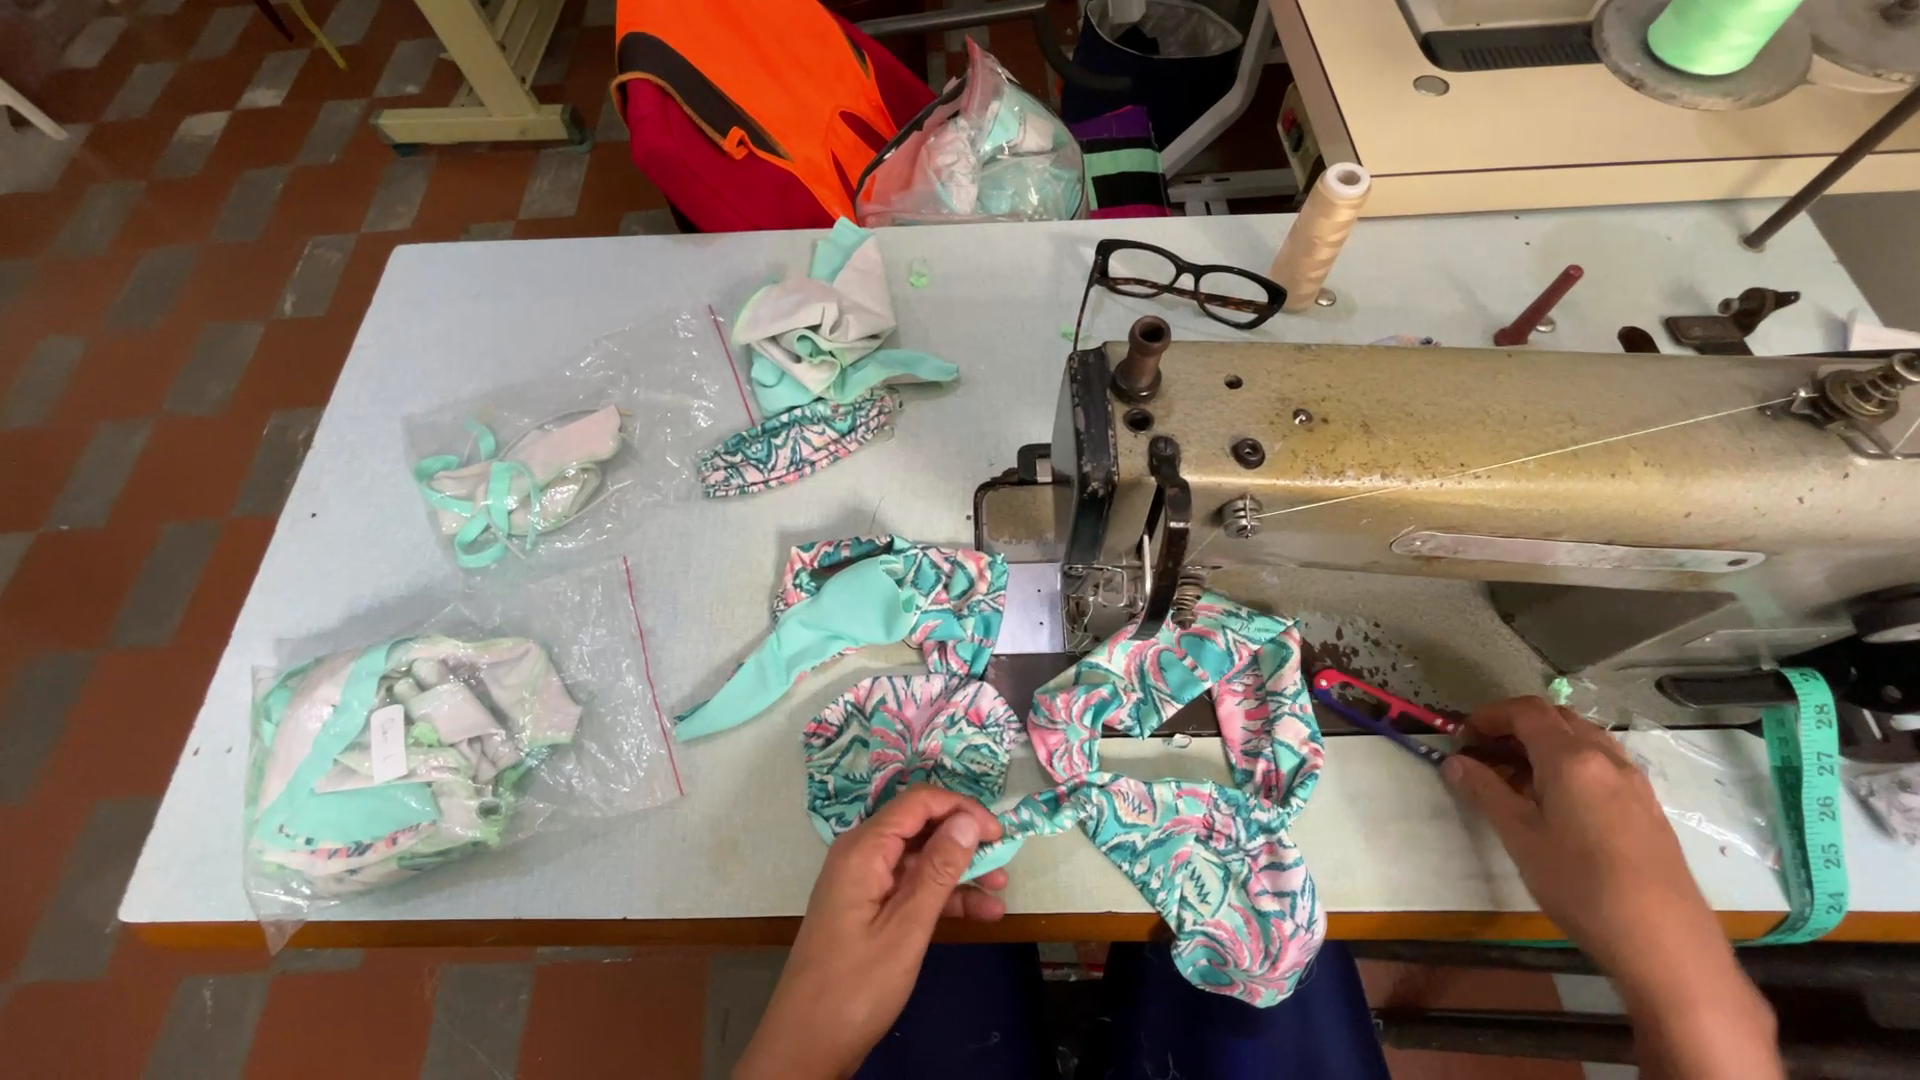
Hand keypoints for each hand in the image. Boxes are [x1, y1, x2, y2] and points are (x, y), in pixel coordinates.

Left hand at [735, 786, 1008, 1079]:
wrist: (806, 1045)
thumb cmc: (856, 986)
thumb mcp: (906, 927)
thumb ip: (938, 870)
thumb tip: (968, 820)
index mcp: (863, 849)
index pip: (918, 803)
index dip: (961, 808)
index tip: (998, 831)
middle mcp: (861, 855)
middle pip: (920, 827)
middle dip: (963, 839)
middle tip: (1004, 859)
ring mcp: (864, 882)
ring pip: (919, 859)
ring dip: (960, 871)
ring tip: (1001, 890)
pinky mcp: (868, 908)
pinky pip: (910, 887)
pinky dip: (943, 896)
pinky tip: (980, 913)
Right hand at [1441, 696, 1708, 969]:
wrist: (1664, 943)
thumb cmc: (1580, 885)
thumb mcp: (1519, 837)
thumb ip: (1485, 791)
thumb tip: (1455, 762)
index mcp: (1572, 759)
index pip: (1526, 711)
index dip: (1489, 715)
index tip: (1463, 737)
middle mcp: (1607, 759)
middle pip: (1557, 718)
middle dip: (1515, 725)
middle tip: (1485, 753)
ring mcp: (1633, 782)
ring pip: (1583, 738)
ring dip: (1544, 742)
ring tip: (1516, 776)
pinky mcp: (1647, 806)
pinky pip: (1602, 763)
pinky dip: (1570, 763)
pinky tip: (1555, 800)